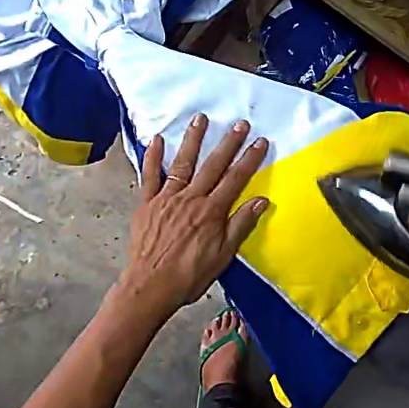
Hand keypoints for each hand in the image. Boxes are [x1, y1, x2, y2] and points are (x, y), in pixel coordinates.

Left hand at [110, 116, 269, 327]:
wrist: (149, 288)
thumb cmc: (190, 274)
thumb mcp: (224, 254)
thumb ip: (241, 224)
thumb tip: (262, 200)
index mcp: (212, 211)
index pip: (236, 179)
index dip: (249, 159)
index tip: (260, 141)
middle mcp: (190, 199)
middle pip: (213, 165)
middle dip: (228, 143)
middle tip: (239, 124)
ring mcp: (166, 199)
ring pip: (182, 164)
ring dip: (193, 140)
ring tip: (201, 119)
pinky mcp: (147, 204)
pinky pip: (149, 177)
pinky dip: (153, 157)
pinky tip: (159, 140)